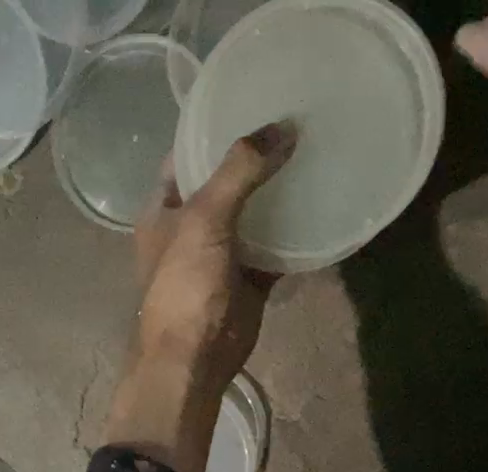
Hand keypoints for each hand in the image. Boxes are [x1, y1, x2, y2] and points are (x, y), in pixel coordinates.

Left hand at [102, 124, 293, 471]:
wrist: (193, 358)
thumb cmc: (185, 285)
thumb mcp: (205, 217)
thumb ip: (240, 170)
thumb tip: (284, 126)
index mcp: (164, 209)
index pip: (187, 154)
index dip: (215, 127)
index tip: (254, 98)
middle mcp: (190, 228)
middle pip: (225, 182)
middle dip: (256, 158)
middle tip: (299, 121)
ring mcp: (220, 255)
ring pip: (254, 215)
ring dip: (279, 193)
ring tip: (317, 152)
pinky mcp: (248, 280)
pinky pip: (275, 249)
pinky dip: (295, 235)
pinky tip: (324, 207)